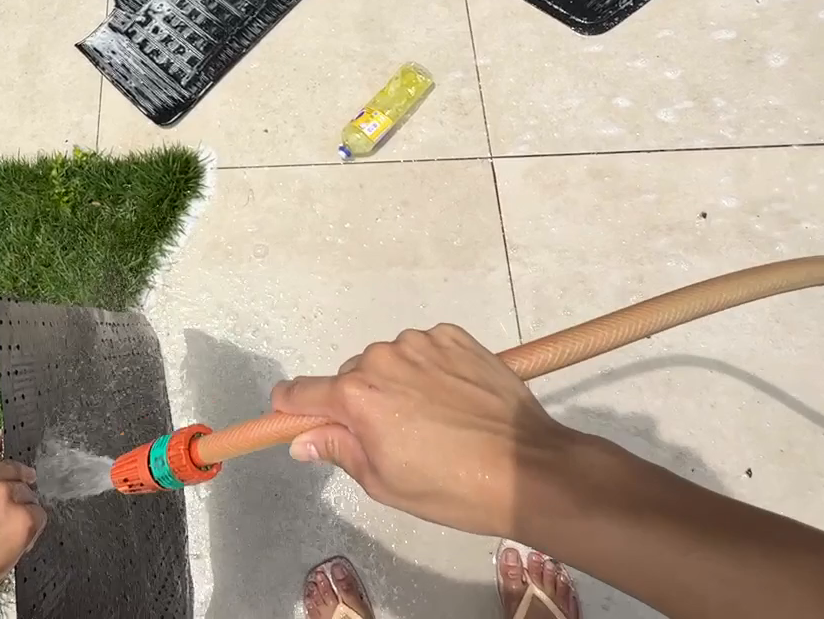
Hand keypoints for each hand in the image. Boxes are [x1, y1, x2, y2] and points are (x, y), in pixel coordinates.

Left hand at [0, 432, 47, 617]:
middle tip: (16, 510)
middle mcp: (5, 496)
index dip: (31, 524)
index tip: (24, 530)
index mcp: (21, 524)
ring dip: (15, 473)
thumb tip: (16, 532)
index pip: (38, 514)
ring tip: (22, 474)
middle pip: (24, 489)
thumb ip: (14, 544)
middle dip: (22, 501)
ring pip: (7, 468)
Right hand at [270, 323, 573, 537]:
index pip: (300, 392)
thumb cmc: (452, 488)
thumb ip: (337, 450)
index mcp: (356, 396)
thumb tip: (300, 439)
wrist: (532, 468)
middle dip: (360, 401)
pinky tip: (453, 397)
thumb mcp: (384, 483)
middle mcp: (379, 359)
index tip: (291, 414)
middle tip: (395, 436)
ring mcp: (418, 342)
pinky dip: (429, 368)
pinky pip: (423, 349)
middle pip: (349, 377)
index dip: (291, 405)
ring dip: (397, 383)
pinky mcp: (451, 335)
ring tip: (434, 418)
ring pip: (387, 361)